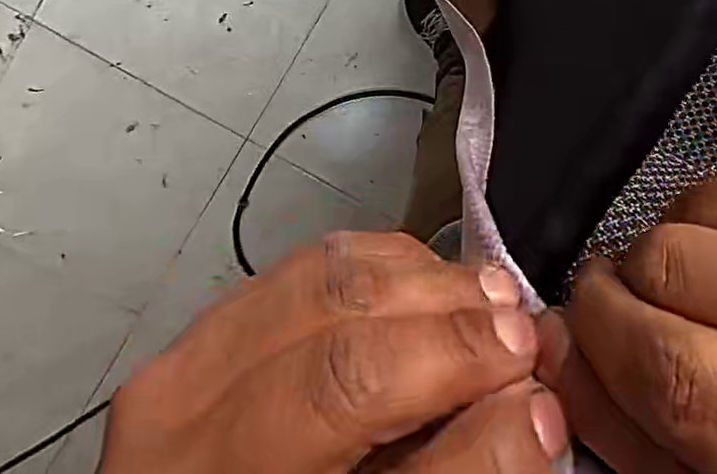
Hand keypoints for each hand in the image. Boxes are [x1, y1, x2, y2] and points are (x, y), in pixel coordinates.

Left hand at [104, 231, 568, 473]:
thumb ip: (455, 472)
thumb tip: (535, 409)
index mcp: (224, 470)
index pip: (346, 383)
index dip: (450, 359)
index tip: (526, 358)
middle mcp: (181, 407)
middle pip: (335, 312)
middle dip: (445, 310)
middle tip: (517, 322)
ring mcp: (186, 354)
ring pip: (323, 270)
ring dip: (420, 276)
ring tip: (486, 294)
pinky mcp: (209, 320)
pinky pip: (309, 263)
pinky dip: (383, 265)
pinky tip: (428, 284)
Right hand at [537, 145, 716, 472]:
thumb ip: (672, 446)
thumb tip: (571, 371)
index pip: (684, 378)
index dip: (602, 357)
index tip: (573, 350)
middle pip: (666, 273)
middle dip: (616, 295)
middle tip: (628, 316)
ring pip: (678, 216)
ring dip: (662, 257)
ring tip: (711, 292)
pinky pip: (712, 183)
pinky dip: (699, 222)